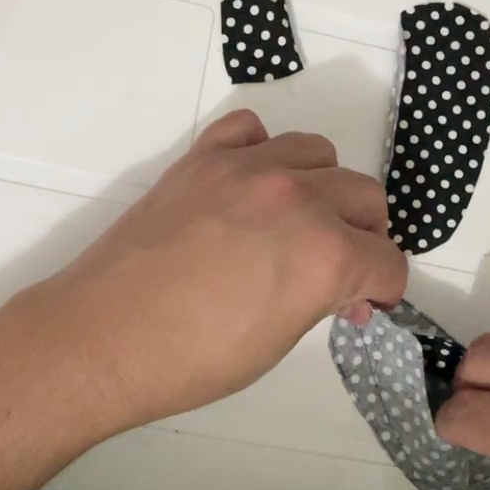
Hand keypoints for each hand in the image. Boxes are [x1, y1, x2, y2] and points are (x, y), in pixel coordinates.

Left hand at [0, 110, 407, 436]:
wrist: (101, 338)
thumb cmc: (192, 361)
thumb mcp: (276, 343)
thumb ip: (320, 300)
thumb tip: (339, 288)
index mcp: (326, 255)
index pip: (388, 260)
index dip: (383, 289)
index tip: (362, 304)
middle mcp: (298, 198)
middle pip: (367, 198)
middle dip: (365, 236)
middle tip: (338, 269)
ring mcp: (246, 169)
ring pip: (318, 152)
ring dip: (324, 188)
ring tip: (297, 223)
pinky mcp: (201, 158)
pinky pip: (251, 129)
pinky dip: (263, 152)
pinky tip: (251, 187)